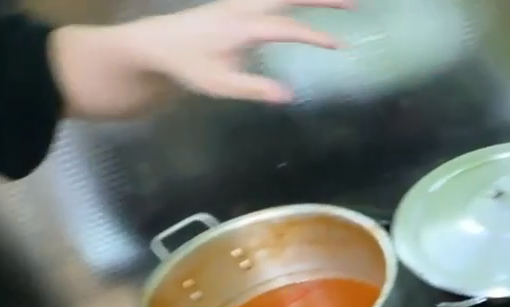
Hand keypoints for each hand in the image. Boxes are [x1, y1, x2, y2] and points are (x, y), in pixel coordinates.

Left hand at [124, 0, 348, 104]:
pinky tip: (308, 2)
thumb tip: (288, 94)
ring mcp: (239, 2)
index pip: (284, 28)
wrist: (157, 44)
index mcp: (240, 27)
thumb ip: (254, 88)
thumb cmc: (189, 66)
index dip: (313, 36)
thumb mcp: (220, 85)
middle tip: (353, 3)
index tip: (340, 45)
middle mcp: (242, 7)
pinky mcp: (238, 4)